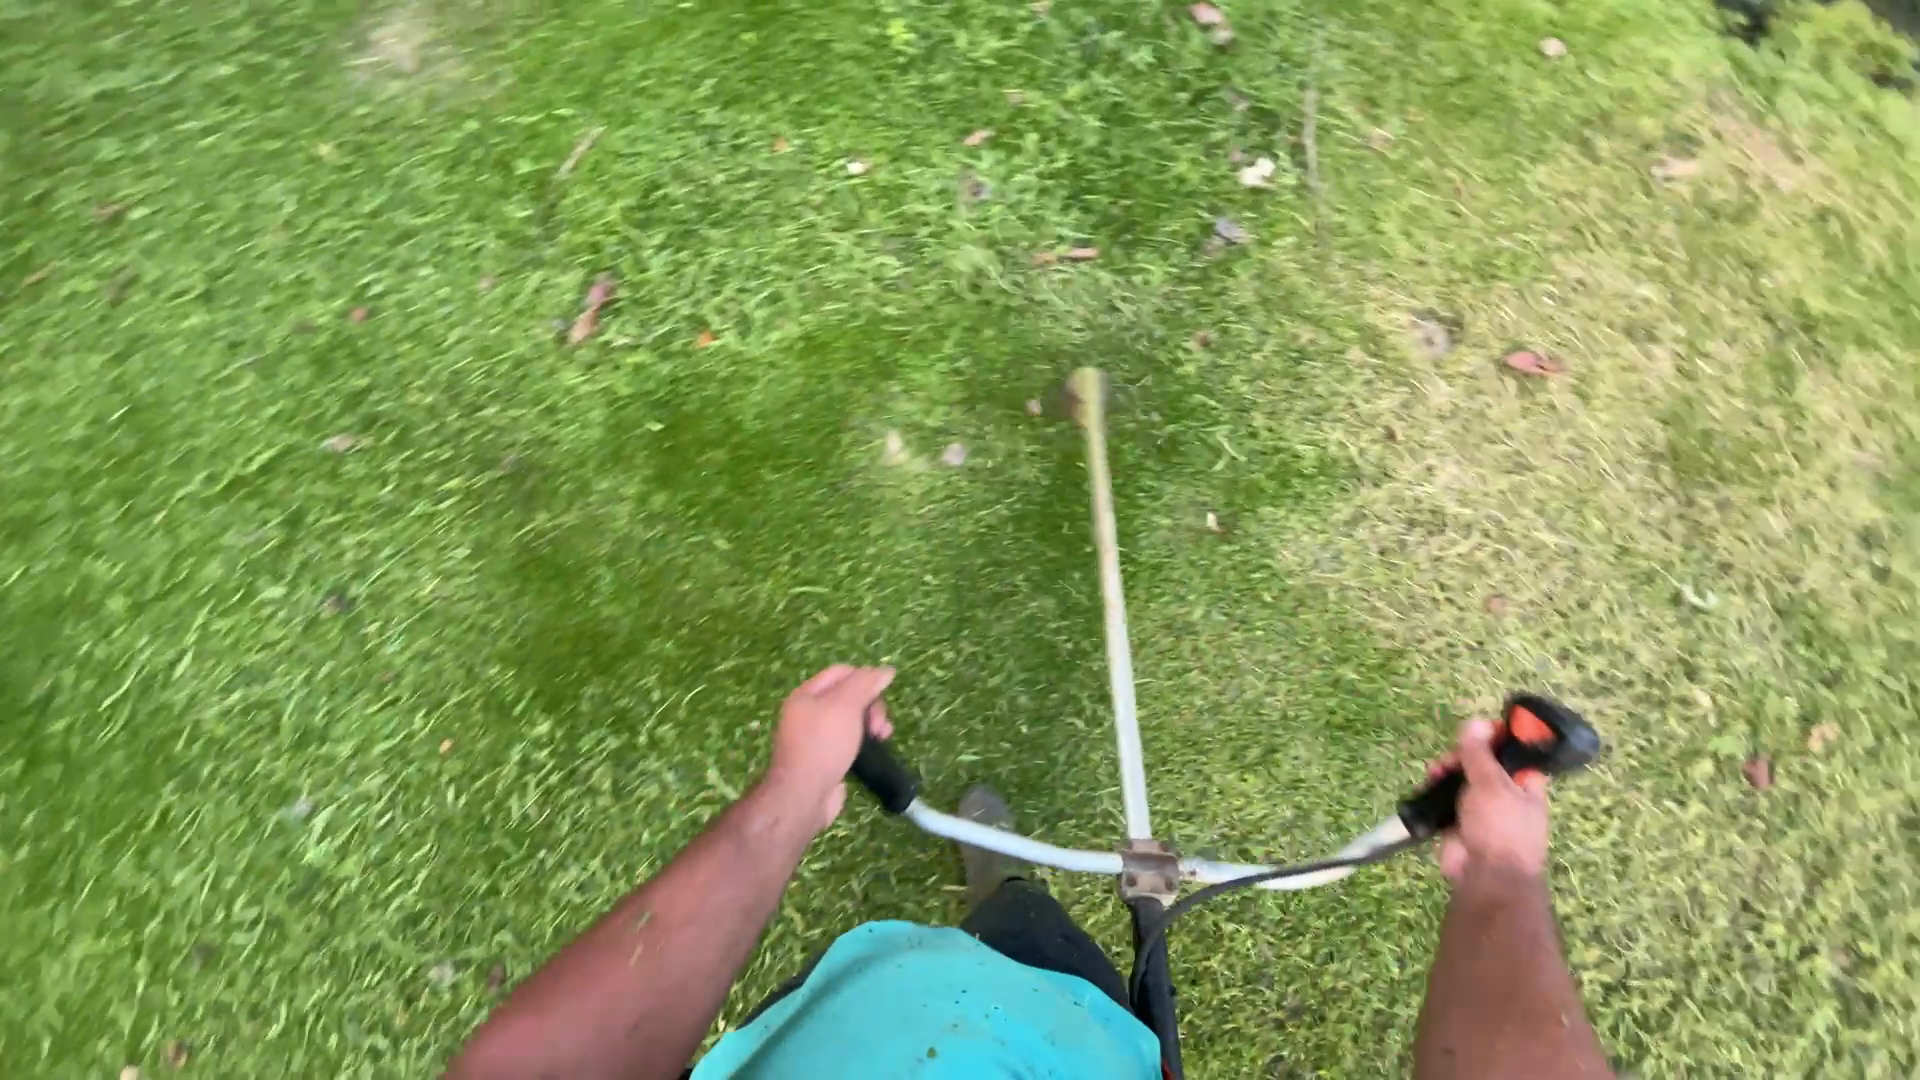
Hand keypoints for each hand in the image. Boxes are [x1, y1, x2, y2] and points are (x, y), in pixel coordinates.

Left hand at [764, 665, 895, 832]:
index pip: (840, 673)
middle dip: (871, 705)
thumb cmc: (823, 743)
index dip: (864, 677)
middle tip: (880, 723)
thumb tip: (886, 670)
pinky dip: (865, 742)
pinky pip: (851, 740)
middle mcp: (809, 713)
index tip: (883, 692)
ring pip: (853, 719)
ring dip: (872, 723)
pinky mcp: (827, 758)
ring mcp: (817, 737)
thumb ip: (866, 683)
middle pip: (849, 696)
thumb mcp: (845, 705)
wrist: (804, 795)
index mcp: (807, 694)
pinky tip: (875, 749)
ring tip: (883, 737)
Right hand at [1430, 719, 1549, 883]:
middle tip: (1451, 759)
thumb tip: (1475, 722)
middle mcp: (1505, 793)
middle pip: (1481, 760)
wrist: (1485, 875)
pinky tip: (1428, 786)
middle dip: (1461, 755)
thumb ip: (1479, 753)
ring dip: (1446, 770)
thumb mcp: (1491, 783)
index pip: (1513, 750)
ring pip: (1460, 776)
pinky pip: (1446, 794)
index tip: (1475, 730)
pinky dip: (1435, 788)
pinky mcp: (1459, 818)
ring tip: (1435, 774)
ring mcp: (1481, 807)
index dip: (1495, 737)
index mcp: (1525, 784)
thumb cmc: (1500, 827)